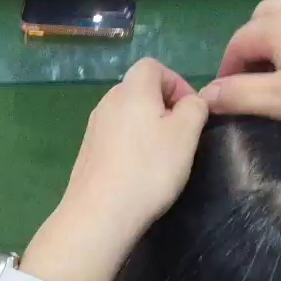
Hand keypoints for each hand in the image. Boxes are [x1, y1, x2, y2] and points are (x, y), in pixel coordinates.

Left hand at [23, 59, 207, 280]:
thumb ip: (194, 107)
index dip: (177, 83)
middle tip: (180, 138)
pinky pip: (114, 140)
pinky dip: (129, 149)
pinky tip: (137, 175)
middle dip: (163, 108)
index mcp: (132, 89)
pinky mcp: (86, 154)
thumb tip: (191, 101)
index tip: (191, 112)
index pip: (154, 67)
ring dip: (146, 130)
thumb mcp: (186, 133)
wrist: (99, 213)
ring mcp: (93, 129)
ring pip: (126, 117)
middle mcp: (107, 102)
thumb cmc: (149, 169)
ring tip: (160, 160)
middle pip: (139, 91)